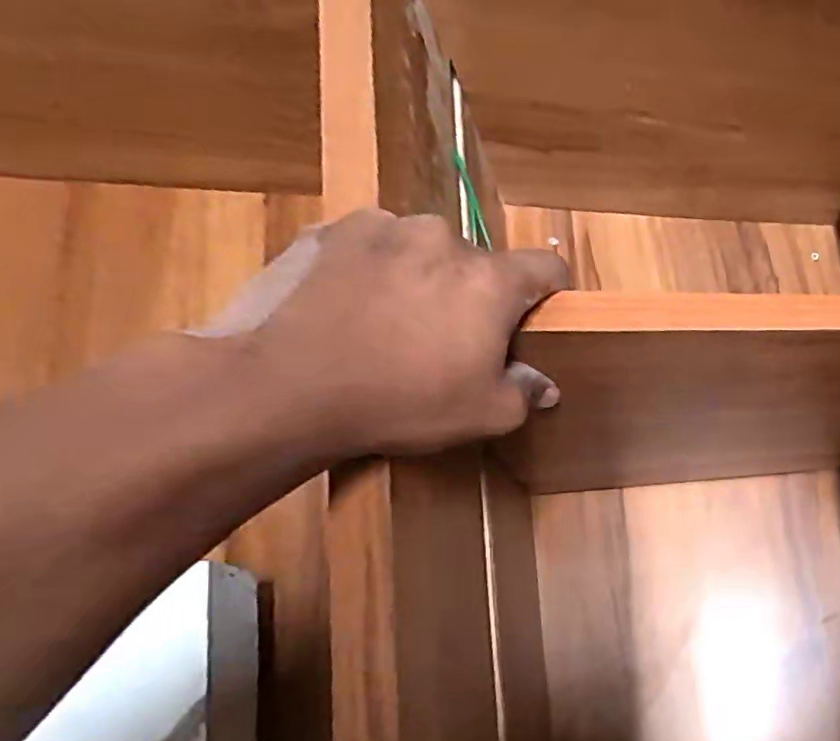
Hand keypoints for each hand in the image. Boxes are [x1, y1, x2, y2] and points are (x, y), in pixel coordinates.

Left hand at [201, 208, 570, 456]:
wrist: (286, 386)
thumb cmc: (405, 401)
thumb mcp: (486, 414)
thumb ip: (525, 391)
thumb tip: (543, 383)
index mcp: (489, 280)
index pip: (546, 267)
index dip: (552, 292)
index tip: (540, 317)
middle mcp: (441, 238)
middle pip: (480, 264)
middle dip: (478, 296)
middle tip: (455, 341)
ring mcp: (380, 227)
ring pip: (426, 251)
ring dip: (427, 279)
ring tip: (399, 324)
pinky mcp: (328, 231)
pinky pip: (375, 248)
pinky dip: (379, 272)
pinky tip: (358, 312)